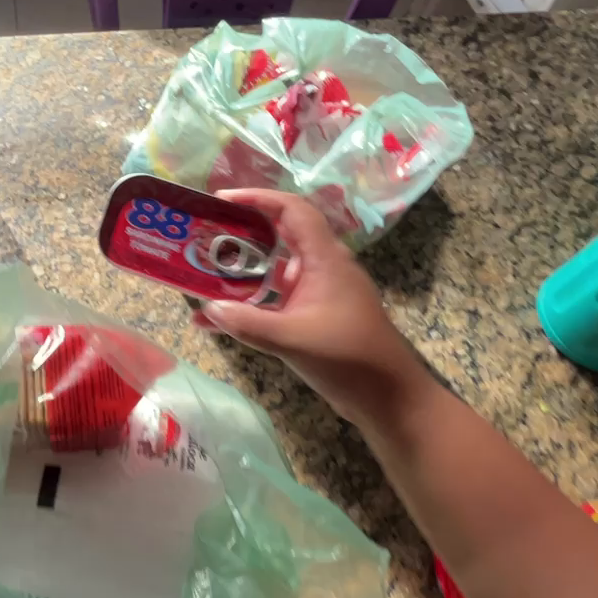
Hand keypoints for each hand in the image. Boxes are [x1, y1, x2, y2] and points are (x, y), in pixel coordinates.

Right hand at [195, 189, 421, 418]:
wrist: (391, 400)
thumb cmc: (349, 359)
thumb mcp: (293, 340)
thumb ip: (247, 323)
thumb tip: (206, 309)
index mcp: (325, 258)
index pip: (292, 209)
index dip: (258, 197)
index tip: (222, 200)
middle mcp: (323, 266)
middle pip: (280, 234)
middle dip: (242, 232)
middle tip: (205, 236)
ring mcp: (321, 290)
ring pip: (276, 267)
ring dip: (244, 269)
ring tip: (206, 272)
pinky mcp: (317, 313)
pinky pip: (279, 296)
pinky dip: (253, 300)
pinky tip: (221, 318)